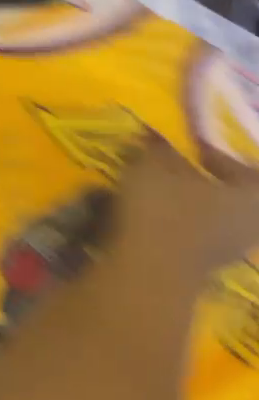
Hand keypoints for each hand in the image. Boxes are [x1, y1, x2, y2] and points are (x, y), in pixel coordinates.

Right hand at [115, 138, 258, 277]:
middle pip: (238, 192)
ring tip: (162, 192)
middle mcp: (257, 218)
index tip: (189, 146)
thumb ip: (158, 149)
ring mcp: (239, 243)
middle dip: (208, 179)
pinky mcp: (215, 259)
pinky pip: (206, 231)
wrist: (155, 265)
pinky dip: (186, 220)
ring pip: (222, 213)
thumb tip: (156, 134)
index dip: (217, 153)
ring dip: (196, 202)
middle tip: (177, 169)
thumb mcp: (152, 167)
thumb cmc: (163, 207)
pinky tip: (159, 215)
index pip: (249, 166)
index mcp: (255, 193)